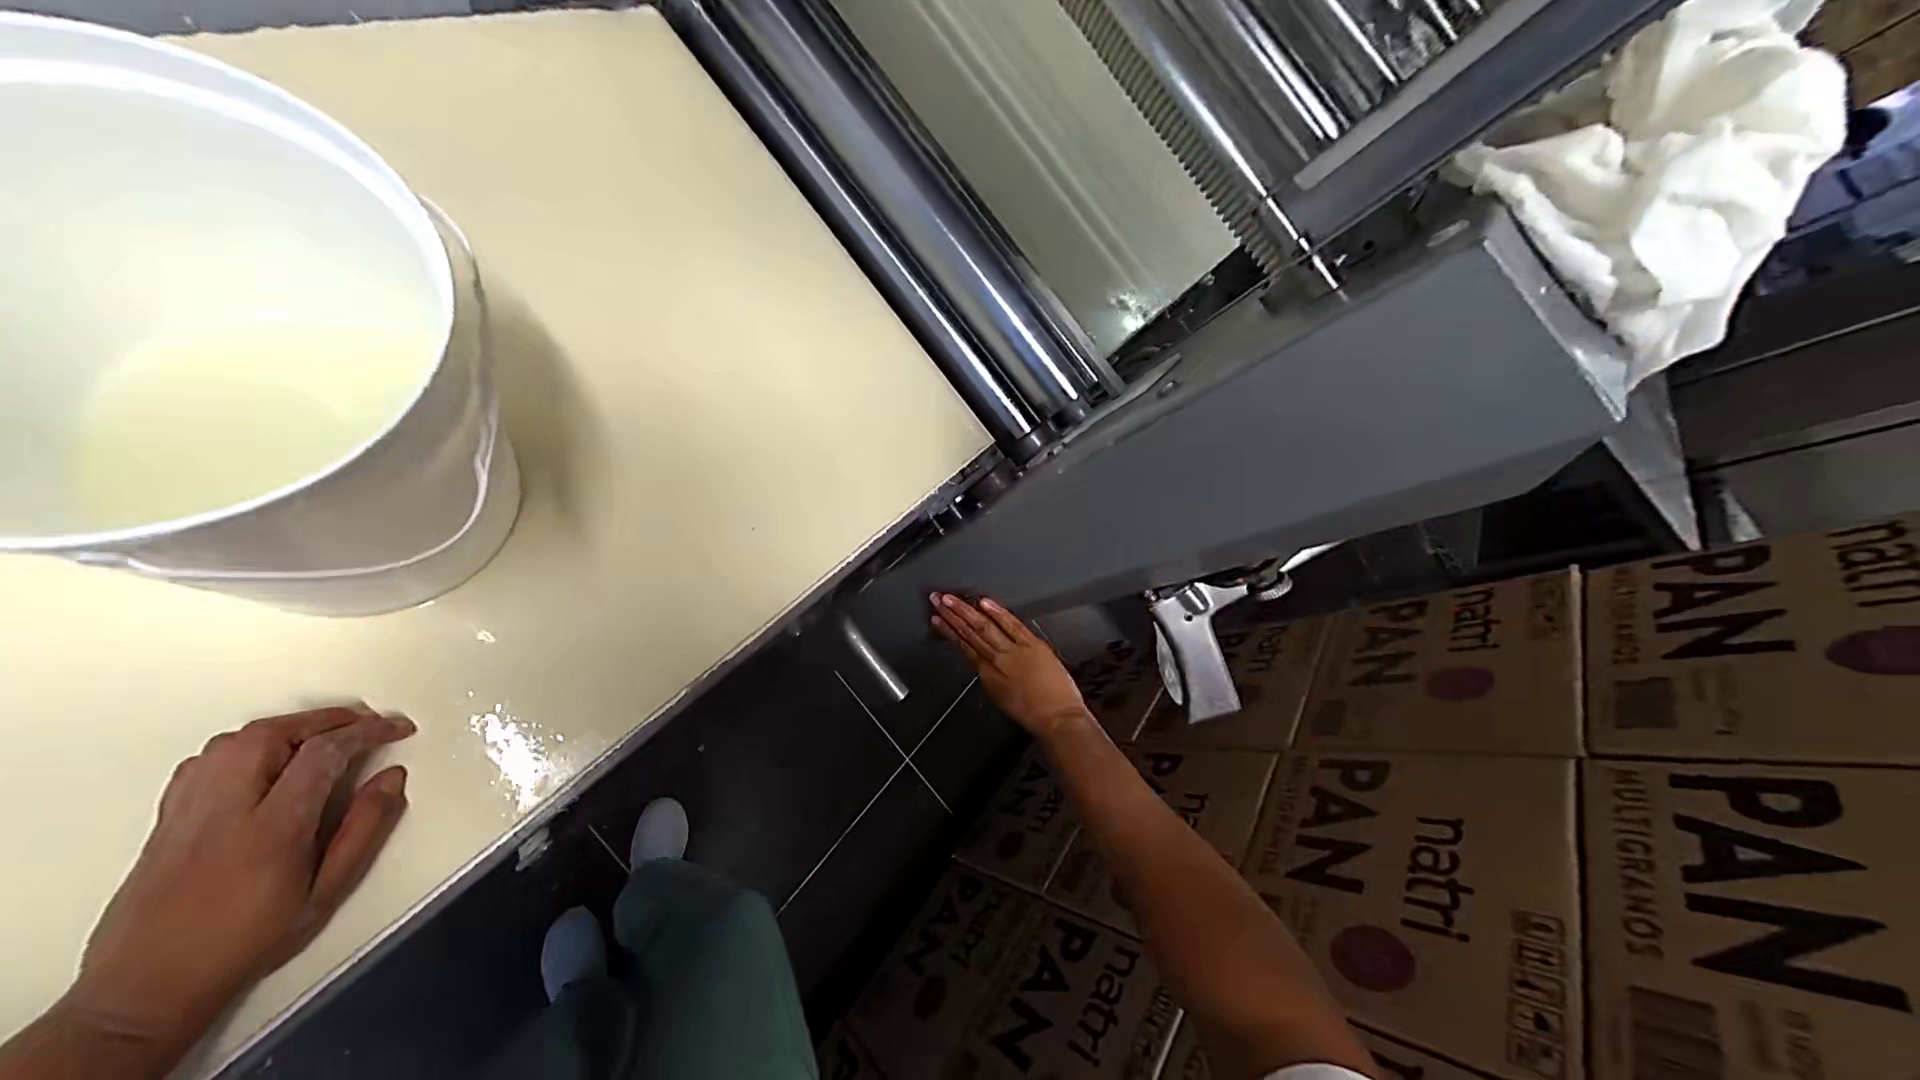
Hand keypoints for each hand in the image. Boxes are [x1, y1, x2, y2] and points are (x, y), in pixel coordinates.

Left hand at [62, 706, 414, 1059]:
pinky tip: (266, 757)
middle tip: (363, 721)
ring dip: (287, 726)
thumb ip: (364, 829)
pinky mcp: (163, 821)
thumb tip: (391, 779)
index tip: (396, 728)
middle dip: (327, 718)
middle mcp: (222, 812)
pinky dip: (244, 745)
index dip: (369, 731)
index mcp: (270, 830)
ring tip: (322, 732)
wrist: (144, 992)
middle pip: (272, 734)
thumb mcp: (326, 892)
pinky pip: (203, 761)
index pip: (324, 753)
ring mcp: (185, 814)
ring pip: (233, 741)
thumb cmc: (244, 944)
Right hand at [931, 594, 1091, 737]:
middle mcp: (998, 661)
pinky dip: (998, 612)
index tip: (937, 619)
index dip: (948, 631)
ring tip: (951, 598)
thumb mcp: (1001, 698)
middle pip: (969, 633)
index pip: (964, 647)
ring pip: (985, 626)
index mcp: (989, 675)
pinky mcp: (1034, 645)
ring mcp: (1015, 651)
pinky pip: (1012, 624)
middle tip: (937, 600)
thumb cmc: (1033, 714)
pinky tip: (984, 602)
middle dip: (951, 614)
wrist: (1058, 720)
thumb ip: (990, 677)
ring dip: (965, 610)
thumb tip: (983, 664)